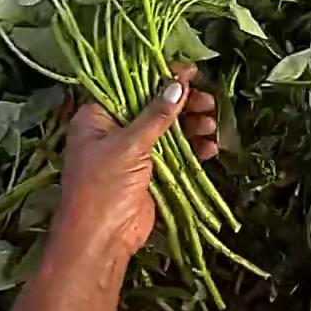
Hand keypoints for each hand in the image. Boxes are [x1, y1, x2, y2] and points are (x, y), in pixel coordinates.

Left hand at [55, 64, 219, 262]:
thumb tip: (178, 85)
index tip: (190, 71)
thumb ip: (156, 115)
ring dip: (192, 126)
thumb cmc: (103, 187)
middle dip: (184, 104)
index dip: (160, 76)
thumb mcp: (129, 145)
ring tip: (212, 127)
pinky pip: (177, 152)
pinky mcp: (151, 170)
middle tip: (208, 103)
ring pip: (169, 128)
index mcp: (98, 117)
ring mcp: (134, 151)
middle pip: (155, 106)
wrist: (101, 239)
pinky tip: (210, 148)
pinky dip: (194, 148)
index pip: (131, 85)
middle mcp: (115, 129)